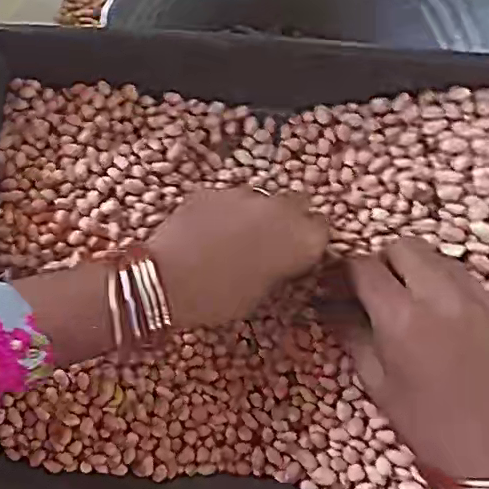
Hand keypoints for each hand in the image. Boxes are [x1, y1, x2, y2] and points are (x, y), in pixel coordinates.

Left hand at [148, 187, 329, 328]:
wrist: (166, 279)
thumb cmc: (219, 298)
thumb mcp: (261, 294)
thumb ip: (279, 268)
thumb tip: (279, 260)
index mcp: (301, 238)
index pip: (321, 228)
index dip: (308, 241)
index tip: (296, 253)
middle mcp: (279, 208)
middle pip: (297, 204)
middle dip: (288, 219)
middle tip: (268, 242)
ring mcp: (243, 194)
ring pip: (260, 198)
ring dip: (255, 212)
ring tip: (234, 237)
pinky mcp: (212, 190)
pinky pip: (227, 198)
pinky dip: (224, 210)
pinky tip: (208, 231)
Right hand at [342, 239, 488, 479]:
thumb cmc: (430, 430)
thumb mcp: (377, 384)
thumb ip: (352, 334)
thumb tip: (331, 306)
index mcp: (402, 318)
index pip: (363, 266)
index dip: (345, 271)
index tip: (340, 284)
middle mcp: (446, 300)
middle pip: (407, 247)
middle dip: (386, 262)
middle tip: (379, 290)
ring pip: (446, 262)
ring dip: (423, 274)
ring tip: (417, 307)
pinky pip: (480, 294)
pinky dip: (459, 302)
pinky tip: (458, 337)